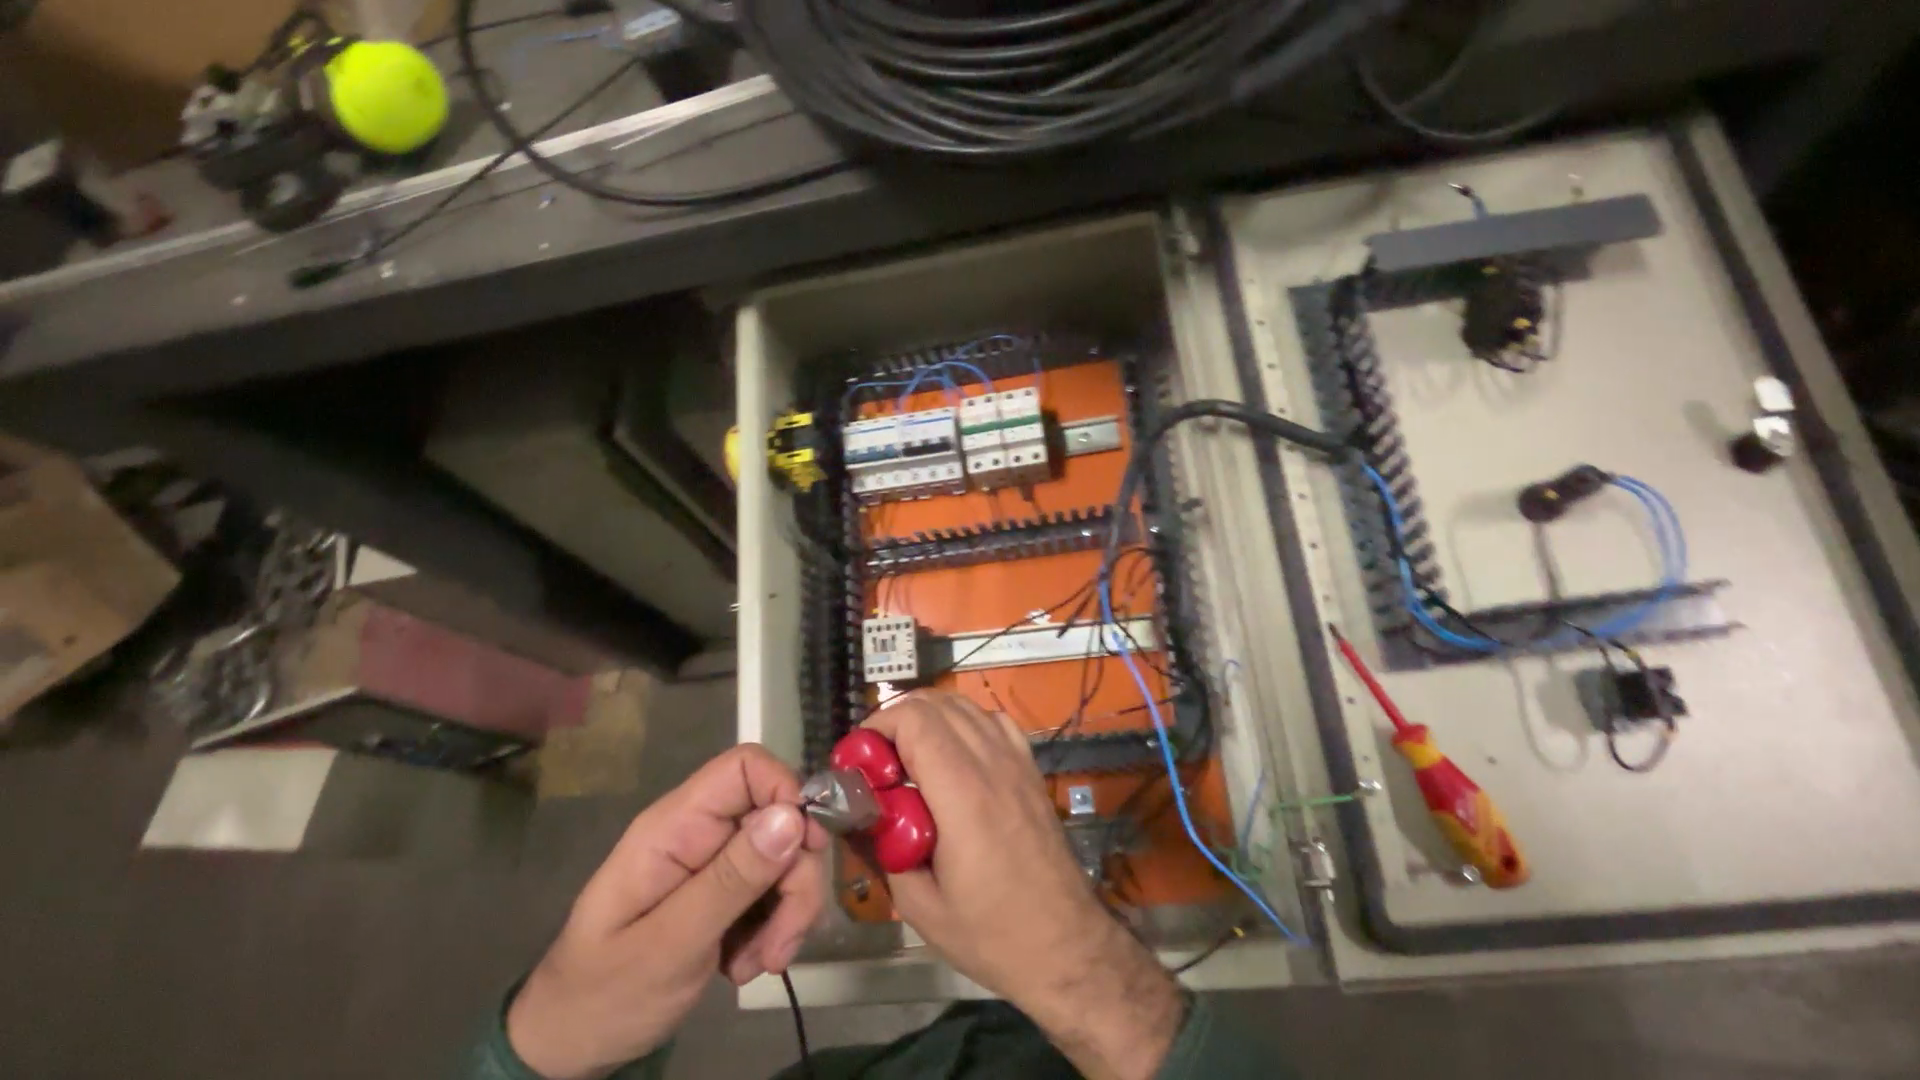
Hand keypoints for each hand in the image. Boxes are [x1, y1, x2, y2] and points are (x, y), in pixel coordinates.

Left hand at [506, 745, 829, 1079]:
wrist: (573, 1045)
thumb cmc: (605, 993)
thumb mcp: (669, 943)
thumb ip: (731, 879)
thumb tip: (793, 815)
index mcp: (675, 827)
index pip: (745, 767)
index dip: (786, 793)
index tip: (805, 851)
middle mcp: (701, 834)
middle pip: (780, 819)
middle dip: (795, 879)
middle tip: (780, 945)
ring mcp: (715, 864)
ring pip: (786, 859)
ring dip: (788, 914)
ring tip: (758, 965)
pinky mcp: (728, 895)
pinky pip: (776, 892)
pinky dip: (776, 929)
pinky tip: (749, 965)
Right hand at [865, 692, 1185, 1079]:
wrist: (1066, 947)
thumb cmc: (992, 934)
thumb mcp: (919, 905)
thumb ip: (882, 848)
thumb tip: (860, 811)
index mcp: (963, 794)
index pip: (916, 720)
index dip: (878, 728)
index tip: (859, 763)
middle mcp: (993, 765)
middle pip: (937, 704)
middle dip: (896, 721)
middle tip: (876, 764)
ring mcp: (1018, 764)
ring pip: (966, 706)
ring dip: (928, 719)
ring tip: (908, 761)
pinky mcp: (1032, 772)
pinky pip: (994, 723)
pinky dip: (964, 724)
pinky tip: (952, 758)